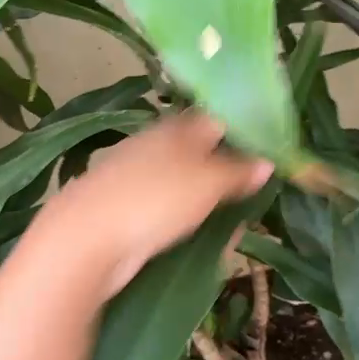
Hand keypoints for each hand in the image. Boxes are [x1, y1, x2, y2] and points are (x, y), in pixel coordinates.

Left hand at [33, 114, 272, 294]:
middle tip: (258, 194)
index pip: (218, 118)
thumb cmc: (154, 199)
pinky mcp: (127, 210)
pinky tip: (204, 241)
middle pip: (201, 152)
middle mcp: (156, 147)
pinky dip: (189, 223)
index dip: (246, 130)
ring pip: (185, 184)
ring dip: (210, 202)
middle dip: (229, 172)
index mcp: (176, 128)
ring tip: (236, 224)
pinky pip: (169, 212)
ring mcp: (138, 179)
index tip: (272, 150)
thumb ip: (238, 171)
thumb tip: (267, 161)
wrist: (86, 239)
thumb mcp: (207, 182)